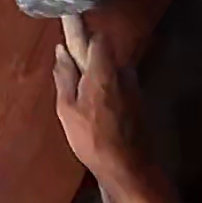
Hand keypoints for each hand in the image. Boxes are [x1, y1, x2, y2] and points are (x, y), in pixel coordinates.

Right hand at [52, 31, 149, 189]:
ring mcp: (135, 87)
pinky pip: (121, 86)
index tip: (72, 38)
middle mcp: (123, 73)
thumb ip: (65, 76)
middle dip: (90, 60)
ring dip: (100, 78)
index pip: (99, 37)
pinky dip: (109, 92)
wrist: (128, 167)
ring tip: (85, 102)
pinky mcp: (140, 102)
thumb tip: (61, 50)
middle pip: (107, 54)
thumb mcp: (67, 109)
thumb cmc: (91, 138)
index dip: (85, 34)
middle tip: (74, 78)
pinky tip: (100, 113)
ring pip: (114, 71)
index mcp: (103, 70)